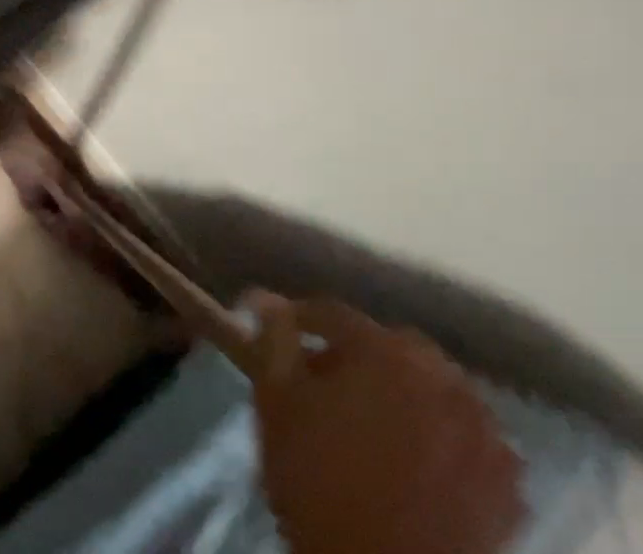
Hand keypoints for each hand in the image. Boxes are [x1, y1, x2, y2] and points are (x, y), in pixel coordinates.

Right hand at [250, 294, 524, 553]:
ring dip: (403, 391)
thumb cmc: (314, 476)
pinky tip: (412, 458)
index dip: (297, 318)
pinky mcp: (508, 475)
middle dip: (358, 353)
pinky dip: (439, 432)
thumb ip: (273, 341)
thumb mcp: (275, 401)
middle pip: (395, 346)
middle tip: (324, 379)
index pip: (333, 313)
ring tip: (370, 421)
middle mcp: (446, 379)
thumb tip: (266, 300)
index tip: (274, 331)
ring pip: (437, 388)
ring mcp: (487, 429)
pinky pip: (467, 433)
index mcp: (385, 354)